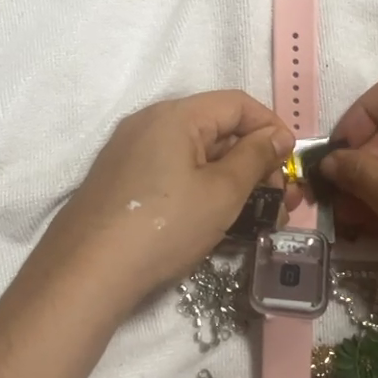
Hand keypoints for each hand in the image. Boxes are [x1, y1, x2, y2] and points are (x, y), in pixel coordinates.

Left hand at [40, 91, 292, 305]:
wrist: (86, 274)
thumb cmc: (163, 226)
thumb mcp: (221, 193)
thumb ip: (254, 158)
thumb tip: (276, 135)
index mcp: (175, 115)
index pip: (236, 103)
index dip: (270, 127)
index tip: (291, 162)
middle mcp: (149, 122)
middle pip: (215, 126)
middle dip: (253, 158)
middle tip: (279, 198)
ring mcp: (129, 151)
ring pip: (193, 152)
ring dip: (229, 176)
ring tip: (255, 213)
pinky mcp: (119, 180)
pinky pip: (170, 169)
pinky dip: (199, 185)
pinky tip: (214, 218)